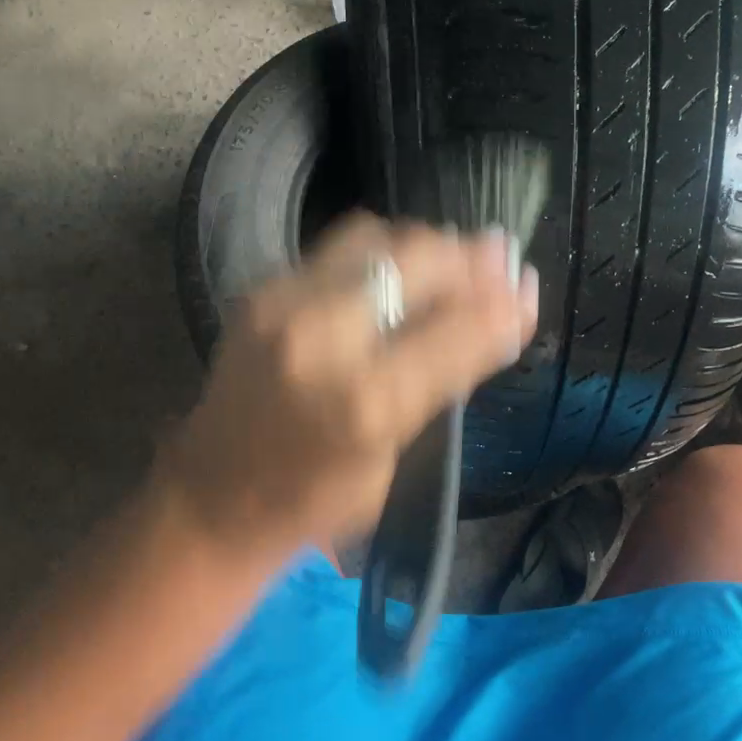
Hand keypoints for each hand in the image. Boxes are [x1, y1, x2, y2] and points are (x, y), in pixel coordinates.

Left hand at [157, 214, 539, 557]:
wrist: (212, 498)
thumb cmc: (314, 502)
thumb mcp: (394, 457)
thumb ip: (444, 380)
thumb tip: (502, 318)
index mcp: (365, 402)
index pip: (457, 330)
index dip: (504, 305)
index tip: (529, 289)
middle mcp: (321, 337)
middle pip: (417, 260)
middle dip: (469, 258)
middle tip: (500, 261)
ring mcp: (283, 303)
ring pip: (379, 238)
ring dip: (426, 247)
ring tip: (453, 264)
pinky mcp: (262, 289)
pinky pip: (341, 247)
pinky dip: (384, 253)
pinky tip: (401, 273)